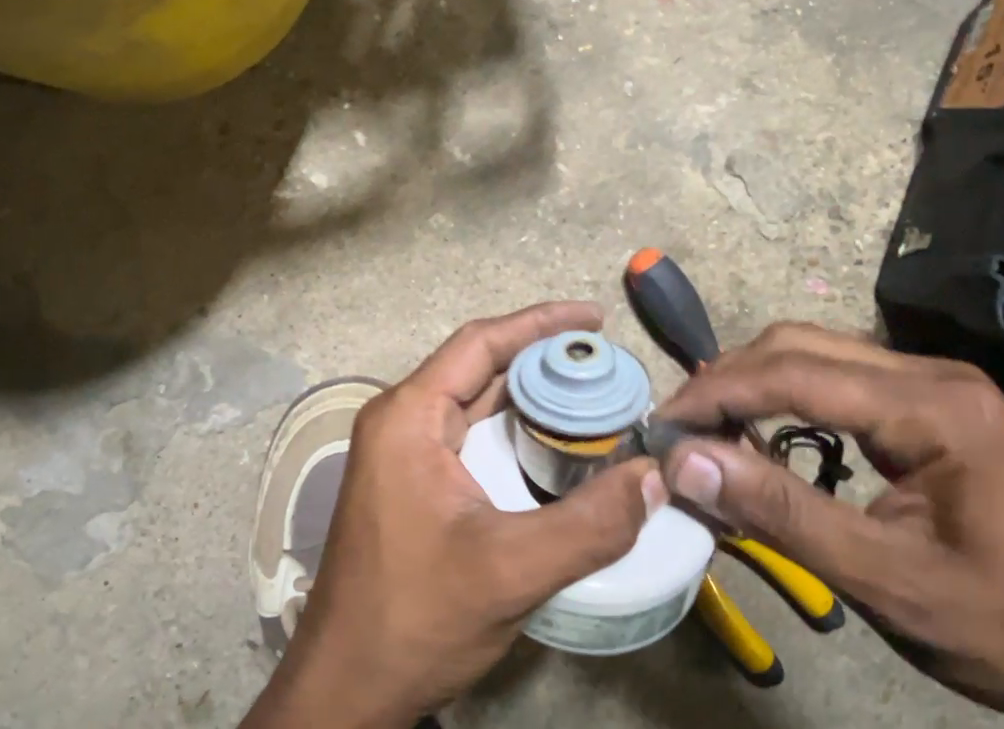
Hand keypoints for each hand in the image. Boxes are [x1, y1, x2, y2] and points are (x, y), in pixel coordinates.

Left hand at [246, 303, 665, 728]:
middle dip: (542, 358)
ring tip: (591, 395)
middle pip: (478, 367)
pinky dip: (511, 426)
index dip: (539, 323)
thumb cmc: (416, 618)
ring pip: (473, 401)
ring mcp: (400, 453)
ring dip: (528, 393)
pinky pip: (466, 433)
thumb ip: (589, 524)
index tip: (595, 319)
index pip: (480, 343)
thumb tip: (654, 476)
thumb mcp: (511, 570)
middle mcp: (400, 421)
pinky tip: (552, 442)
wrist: (349, 683)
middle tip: (607, 364)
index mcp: (408, 417)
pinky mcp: (409, 483)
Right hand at [653, 324, 1003, 727]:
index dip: (715, 394)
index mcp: (937, 408)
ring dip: (754, 387)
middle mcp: (937, 375)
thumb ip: (782, 513)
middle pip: (801, 347)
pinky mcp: (940, 407)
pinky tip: (767, 438)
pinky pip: (845, 381)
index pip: (794, 373)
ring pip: (818, 355)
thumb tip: (686, 460)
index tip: (660, 428)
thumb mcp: (889, 583)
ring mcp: (942, 387)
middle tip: (677, 434)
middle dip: (728, 382)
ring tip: (709, 435)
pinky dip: (789, 401)